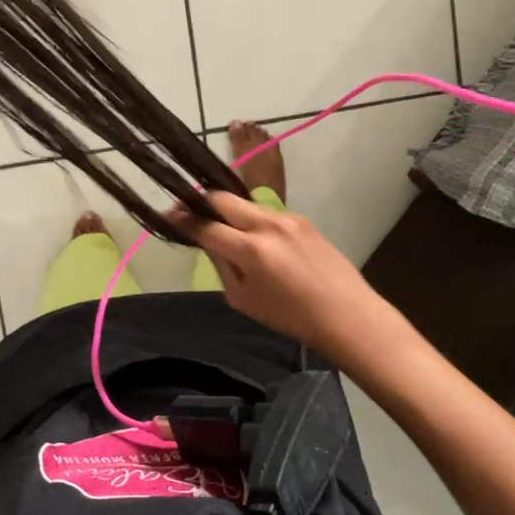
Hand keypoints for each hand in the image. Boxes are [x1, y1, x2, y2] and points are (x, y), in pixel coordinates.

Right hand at [174, 193, 393, 355]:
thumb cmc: (289, 316)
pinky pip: (267, 214)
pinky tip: (254, 239)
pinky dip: (252, 220)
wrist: (345, 313)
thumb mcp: (242, 298)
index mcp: (250, 249)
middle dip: (202, 202)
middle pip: (223, 198)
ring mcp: (288, 218)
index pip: (206, 226)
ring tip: (222, 227)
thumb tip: (211, 243)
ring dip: (229, 211)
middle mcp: (267, 225)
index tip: (168, 215)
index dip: (183, 220)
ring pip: (246, 204)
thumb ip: (222, 265)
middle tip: (189, 211)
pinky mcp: (303, 220)